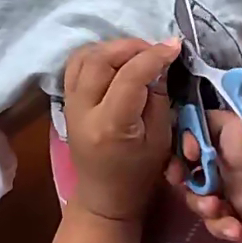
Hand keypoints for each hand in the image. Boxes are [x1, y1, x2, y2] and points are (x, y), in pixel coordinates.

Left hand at [63, 38, 182, 221]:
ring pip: (84, 57)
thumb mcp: (160, 138)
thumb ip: (159, 97)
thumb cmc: (139, 173)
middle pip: (101, 59)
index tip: (175, 47)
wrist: (104, 196)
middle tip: (156, 50)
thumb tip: (162, 62)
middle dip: (132, 46)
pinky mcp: (66, 102)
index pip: (130, 76)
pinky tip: (117, 60)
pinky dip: (97, 54)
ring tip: (137, 54)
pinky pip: (76, 65)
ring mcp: (70, 105)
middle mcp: (84, 111)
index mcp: (111, 125)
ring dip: (113, 47)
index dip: (154, 56)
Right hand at [170, 69, 241, 242]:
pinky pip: (222, 220)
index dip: (185, 136)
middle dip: (185, 177)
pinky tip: (236, 234)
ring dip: (202, 205)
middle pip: (196, 162)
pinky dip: (221, 227)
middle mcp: (241, 158)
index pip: (202, 124)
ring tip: (221, 216)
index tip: (190, 156)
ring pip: (205, 193)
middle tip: (196, 192)